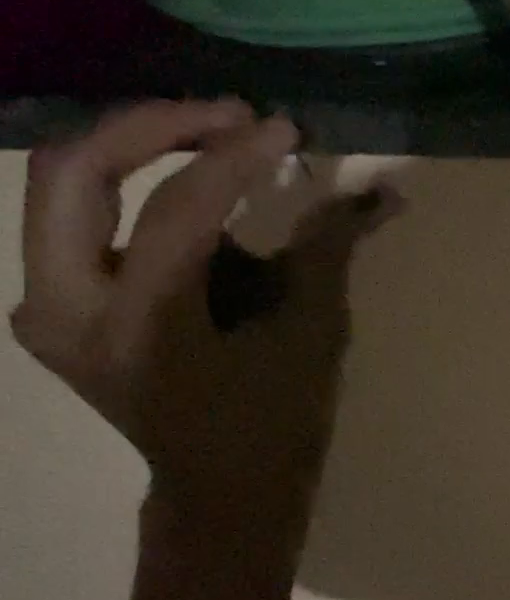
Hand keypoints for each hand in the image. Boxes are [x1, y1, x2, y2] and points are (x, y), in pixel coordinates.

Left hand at [11, 100, 398, 526]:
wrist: (221, 484)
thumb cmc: (278, 418)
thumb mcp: (313, 334)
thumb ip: (327, 251)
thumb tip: (378, 192)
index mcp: (138, 324)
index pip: (177, 210)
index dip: (235, 158)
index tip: (286, 128)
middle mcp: (61, 306)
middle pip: (73, 173)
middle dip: (153, 128)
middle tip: (232, 116)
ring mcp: (42, 305)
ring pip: (64, 189)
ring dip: (139, 153)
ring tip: (220, 144)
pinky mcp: (50, 304)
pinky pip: (81, 223)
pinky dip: (137, 195)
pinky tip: (199, 203)